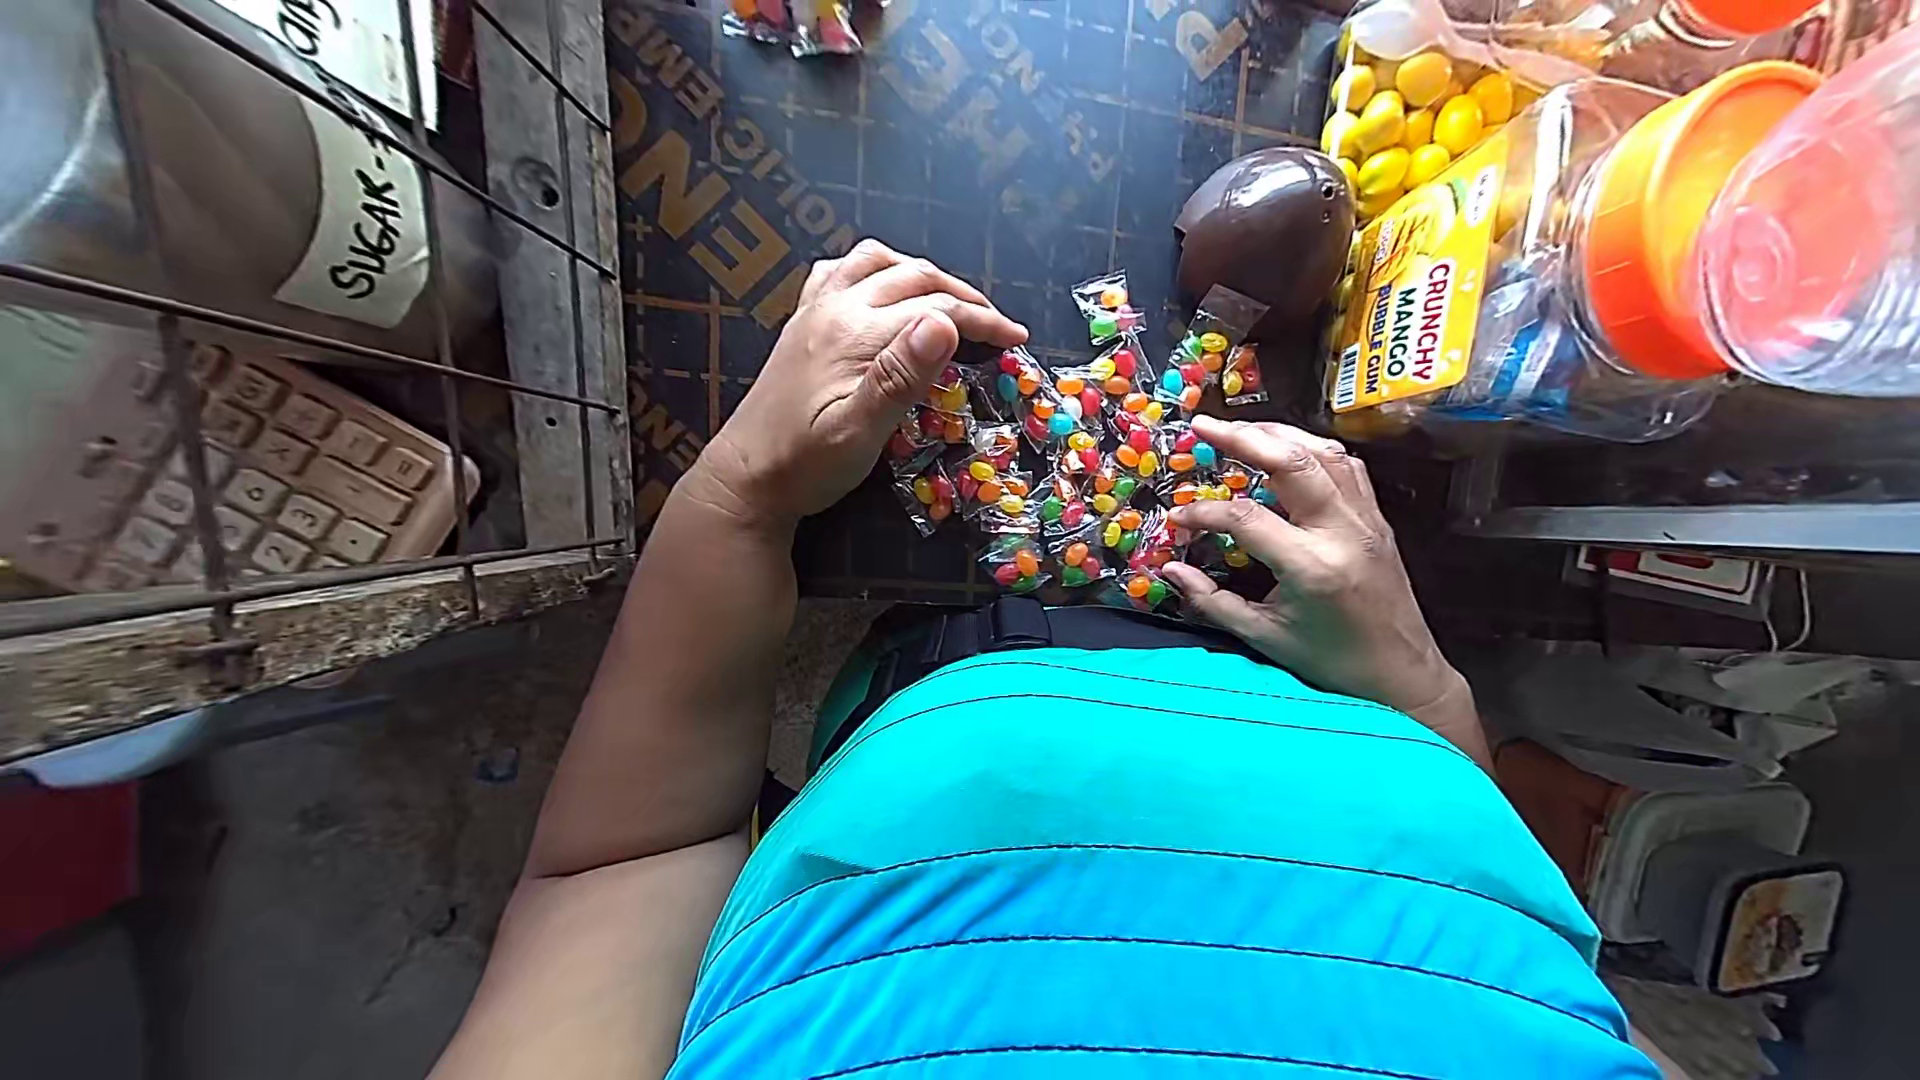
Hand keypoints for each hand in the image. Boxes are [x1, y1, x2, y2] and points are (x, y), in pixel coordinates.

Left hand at [690, 240, 1026, 526]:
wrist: (746, 479)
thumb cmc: (805, 465)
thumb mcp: (859, 432)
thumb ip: (900, 377)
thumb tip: (944, 322)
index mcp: (855, 334)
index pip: (934, 309)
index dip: (982, 320)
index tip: (1015, 338)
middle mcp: (834, 309)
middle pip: (912, 278)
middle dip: (963, 296)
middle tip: (995, 324)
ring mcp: (814, 312)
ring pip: (877, 263)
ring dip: (921, 273)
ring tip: (949, 299)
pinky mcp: (802, 324)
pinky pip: (840, 272)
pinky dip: (875, 270)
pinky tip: (881, 289)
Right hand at [1160, 417, 1486, 765]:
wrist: (1402, 673)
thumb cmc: (1330, 659)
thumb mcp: (1263, 635)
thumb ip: (1210, 600)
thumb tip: (1167, 570)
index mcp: (1311, 566)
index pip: (1244, 517)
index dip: (1202, 512)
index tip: (1176, 519)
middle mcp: (1342, 531)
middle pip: (1291, 463)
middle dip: (1242, 438)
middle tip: (1202, 424)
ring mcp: (1365, 520)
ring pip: (1323, 453)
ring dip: (1277, 435)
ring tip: (1238, 429)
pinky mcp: (1375, 518)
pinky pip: (1345, 466)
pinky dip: (1310, 448)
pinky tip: (1284, 449)